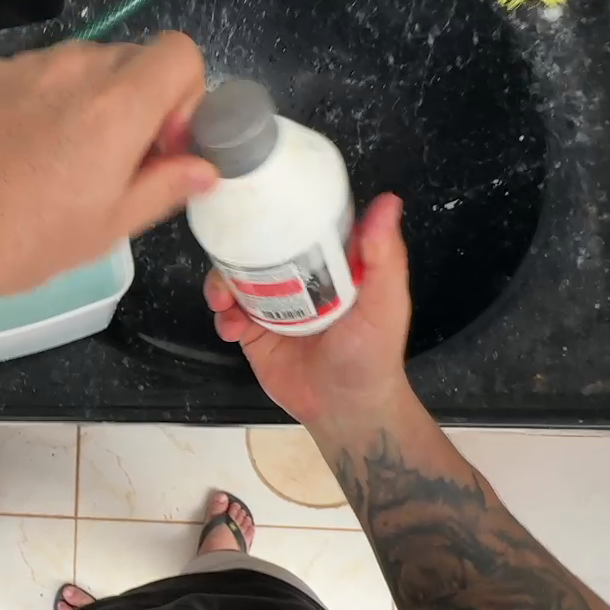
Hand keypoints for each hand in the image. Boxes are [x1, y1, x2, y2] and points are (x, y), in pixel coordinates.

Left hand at [0, 34, 218, 305]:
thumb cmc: (30, 242)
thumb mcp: (109, 227)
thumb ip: (166, 186)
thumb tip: (205, 167)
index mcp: (117, 104)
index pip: (181, 53)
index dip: (184, 96)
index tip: (160, 143)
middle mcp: (76, 67)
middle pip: (133, 60)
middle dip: (138, 103)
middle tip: (111, 162)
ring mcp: (27, 66)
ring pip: (84, 66)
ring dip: (90, 101)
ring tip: (59, 158)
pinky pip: (38, 74)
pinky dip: (45, 100)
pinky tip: (19, 148)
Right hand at [203, 193, 413, 428]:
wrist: (344, 408)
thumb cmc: (371, 354)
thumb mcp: (384, 301)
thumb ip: (383, 255)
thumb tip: (387, 202)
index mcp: (329, 267)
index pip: (302, 229)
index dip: (280, 215)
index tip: (261, 206)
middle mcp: (298, 282)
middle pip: (259, 252)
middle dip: (237, 252)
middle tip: (229, 260)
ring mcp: (272, 308)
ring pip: (236, 282)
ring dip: (221, 285)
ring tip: (222, 300)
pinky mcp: (253, 335)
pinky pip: (228, 317)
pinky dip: (223, 318)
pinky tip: (232, 328)